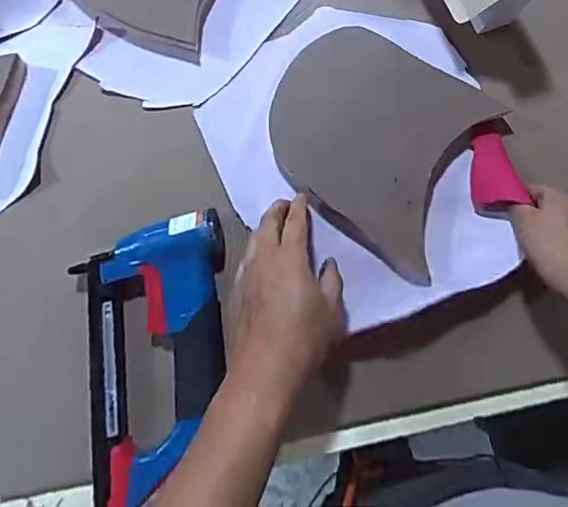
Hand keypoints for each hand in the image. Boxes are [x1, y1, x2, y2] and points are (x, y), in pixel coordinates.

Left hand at [229, 195, 344, 397]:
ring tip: (272, 224)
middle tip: (286, 204)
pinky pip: (246, 258)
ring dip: (264, 227)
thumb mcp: (331, 311)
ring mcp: (247, 274)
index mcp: (290, 257)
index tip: (302, 197)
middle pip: (268, 224)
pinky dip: (255, 248)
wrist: (263, 371)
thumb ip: (331, 281)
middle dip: (277, 210)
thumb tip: (326, 264)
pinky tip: (258, 255)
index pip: (295, 223)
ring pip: (254, 239)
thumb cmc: (303, 339)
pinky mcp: (236, 291)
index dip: (299, 207)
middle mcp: (265, 259)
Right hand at [507, 185, 567, 306]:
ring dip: (550, 235)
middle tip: (524, 240)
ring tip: (541, 255)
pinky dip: (564, 247)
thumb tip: (514, 203)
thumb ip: (515, 207)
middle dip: (534, 221)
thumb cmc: (554, 252)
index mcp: (558, 195)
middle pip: (546, 208)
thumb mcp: (524, 225)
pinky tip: (560, 263)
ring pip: (560, 225)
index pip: (530, 190)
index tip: (511, 221)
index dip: (517, 203)